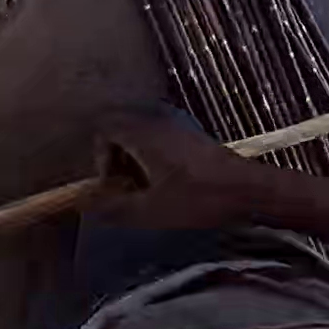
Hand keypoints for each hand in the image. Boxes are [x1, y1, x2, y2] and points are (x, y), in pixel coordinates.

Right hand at [92, 108, 275, 228]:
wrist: (244, 188)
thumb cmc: (196, 198)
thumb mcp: (149, 211)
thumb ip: (112, 207)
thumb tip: (84, 204)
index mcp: (146, 132)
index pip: (105, 126)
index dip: (100, 155)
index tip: (113, 183)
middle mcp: (160, 117)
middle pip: (121, 124)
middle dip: (115, 153)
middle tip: (125, 184)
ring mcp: (177, 119)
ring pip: (140, 127)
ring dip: (134, 152)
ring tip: (145, 183)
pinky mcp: (190, 128)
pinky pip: (158, 129)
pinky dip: (151, 149)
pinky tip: (165, 176)